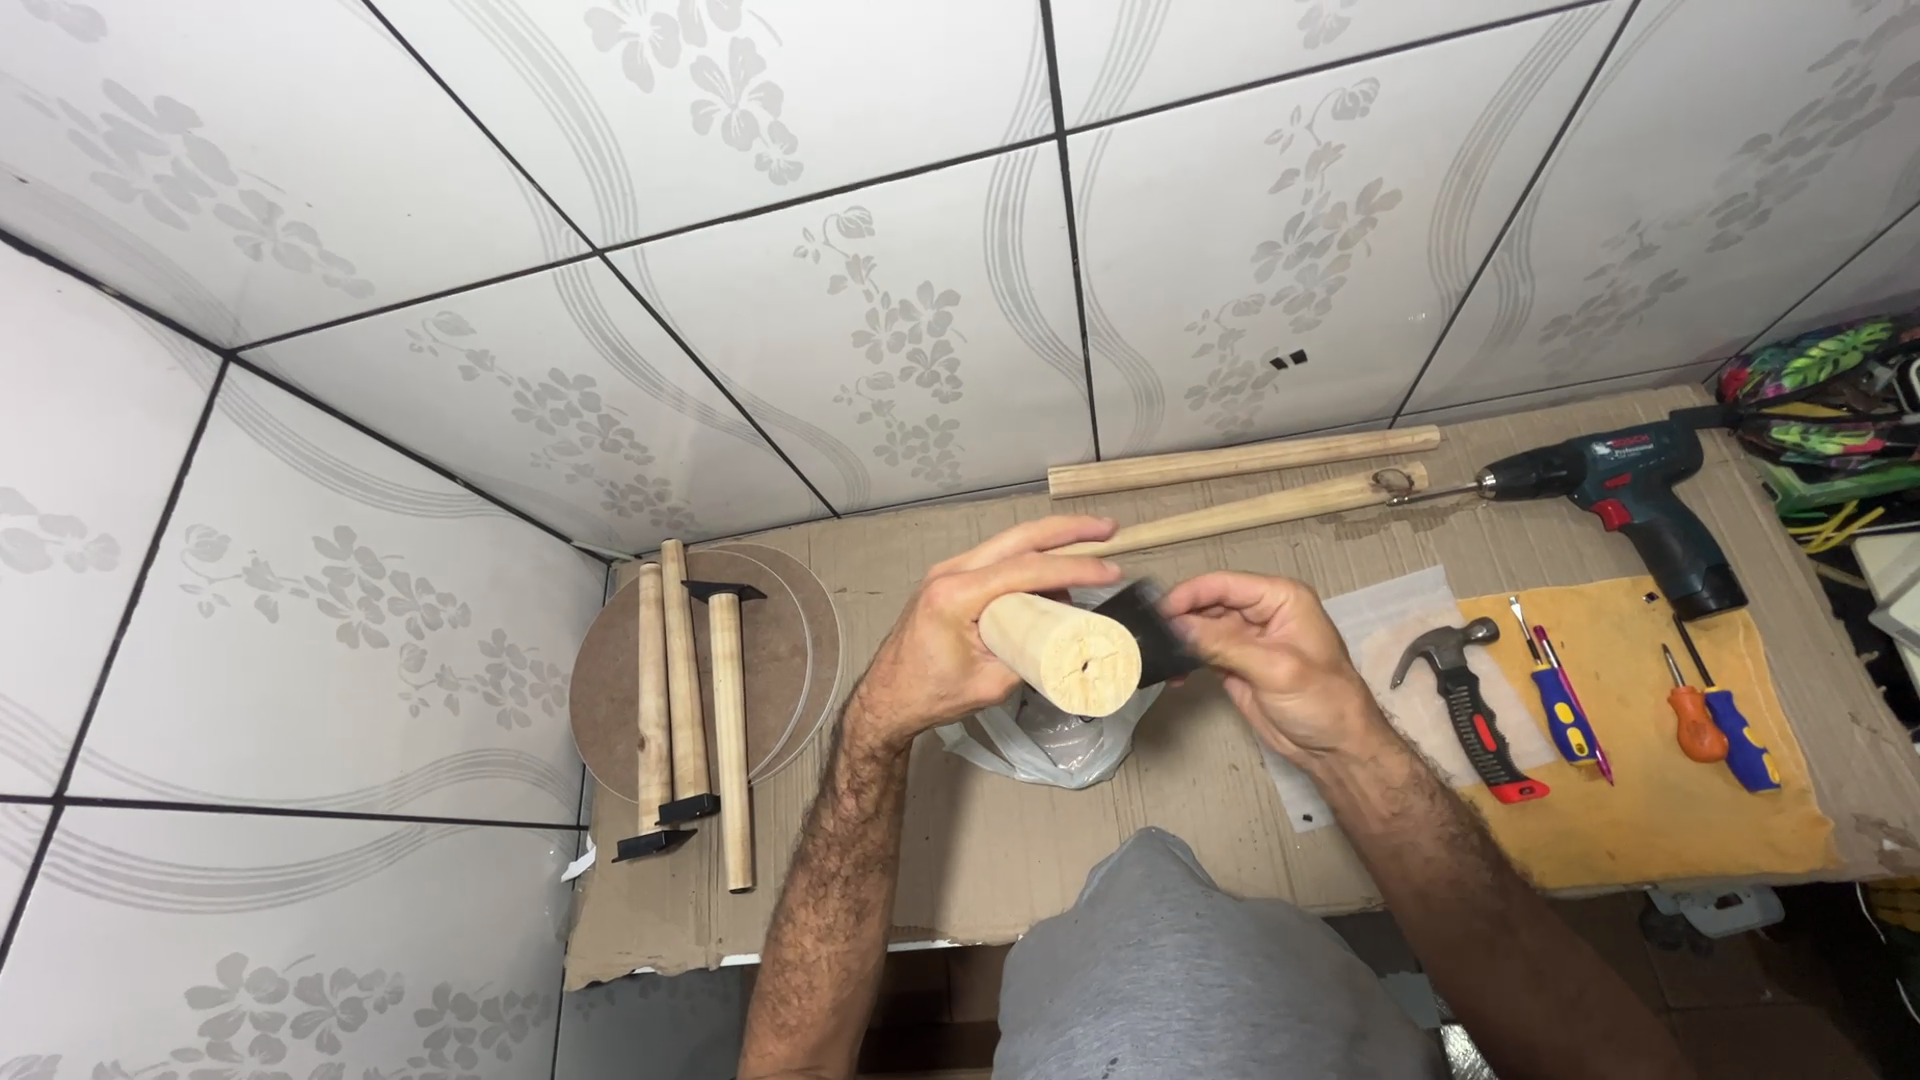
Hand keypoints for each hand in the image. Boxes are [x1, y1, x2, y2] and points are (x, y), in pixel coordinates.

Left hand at [846, 516, 1122, 753]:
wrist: (886, 697)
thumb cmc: (926, 693)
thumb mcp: (989, 685)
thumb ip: (1030, 660)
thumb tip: (1063, 641)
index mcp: (955, 596)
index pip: (1026, 570)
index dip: (1073, 568)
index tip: (1108, 571)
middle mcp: (950, 574)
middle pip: (1019, 538)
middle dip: (1068, 530)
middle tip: (1107, 528)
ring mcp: (948, 573)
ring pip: (1008, 543)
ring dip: (1050, 542)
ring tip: (1089, 550)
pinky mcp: (951, 581)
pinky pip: (997, 561)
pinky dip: (1029, 562)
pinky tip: (1052, 579)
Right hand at [1160, 571, 1392, 761]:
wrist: (1337, 749)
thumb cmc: (1323, 701)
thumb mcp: (1275, 668)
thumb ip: (1223, 643)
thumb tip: (1174, 625)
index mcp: (1280, 599)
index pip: (1224, 585)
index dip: (1189, 594)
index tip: (1158, 612)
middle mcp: (1261, 612)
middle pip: (1207, 603)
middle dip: (1179, 618)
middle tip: (1149, 636)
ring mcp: (1246, 639)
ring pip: (1200, 627)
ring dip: (1178, 641)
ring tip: (1157, 656)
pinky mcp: (1234, 663)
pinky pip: (1201, 652)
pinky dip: (1184, 660)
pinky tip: (1173, 675)